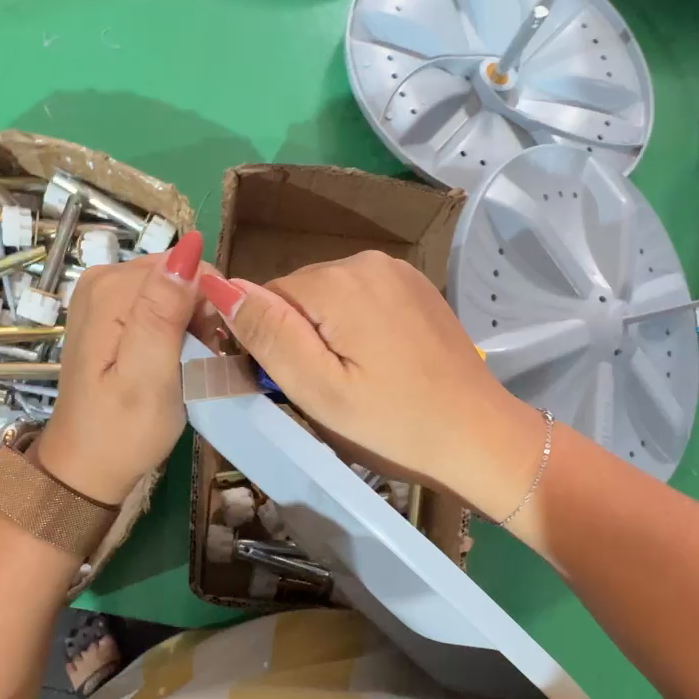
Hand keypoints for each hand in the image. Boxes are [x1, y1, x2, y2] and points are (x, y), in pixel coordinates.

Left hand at [34, 231, 205, 504]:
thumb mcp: (150, 374)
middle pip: (180, 276)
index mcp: (113, 288)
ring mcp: (103, 296)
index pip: (191, 267)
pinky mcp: (108, 314)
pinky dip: (175, 332)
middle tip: (195, 364)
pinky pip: (158, 306)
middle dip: (200, 316)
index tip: (207, 351)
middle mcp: (103, 280)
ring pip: (173, 292)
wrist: (87, 466)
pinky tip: (172, 363)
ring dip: (190, 327)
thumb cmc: (123, 429)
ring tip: (185, 368)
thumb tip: (190, 247)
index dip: (210, 308)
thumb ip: (165, 310)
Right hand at [197, 251, 546, 519]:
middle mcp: (368, 261)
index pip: (267, 296)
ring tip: (355, 382)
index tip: (291, 385)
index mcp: (341, 282)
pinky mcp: (417, 288)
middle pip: (299, 294)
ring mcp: (398, 271)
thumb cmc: (393, 425)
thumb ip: (268, 334)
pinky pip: (362, 299)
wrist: (480, 438)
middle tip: (327, 392)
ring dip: (327, 334)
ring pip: (329, 298)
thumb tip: (219, 286)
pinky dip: (357, 328)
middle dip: (300, 337)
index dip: (269, 342)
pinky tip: (379, 365)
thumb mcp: (319, 391)